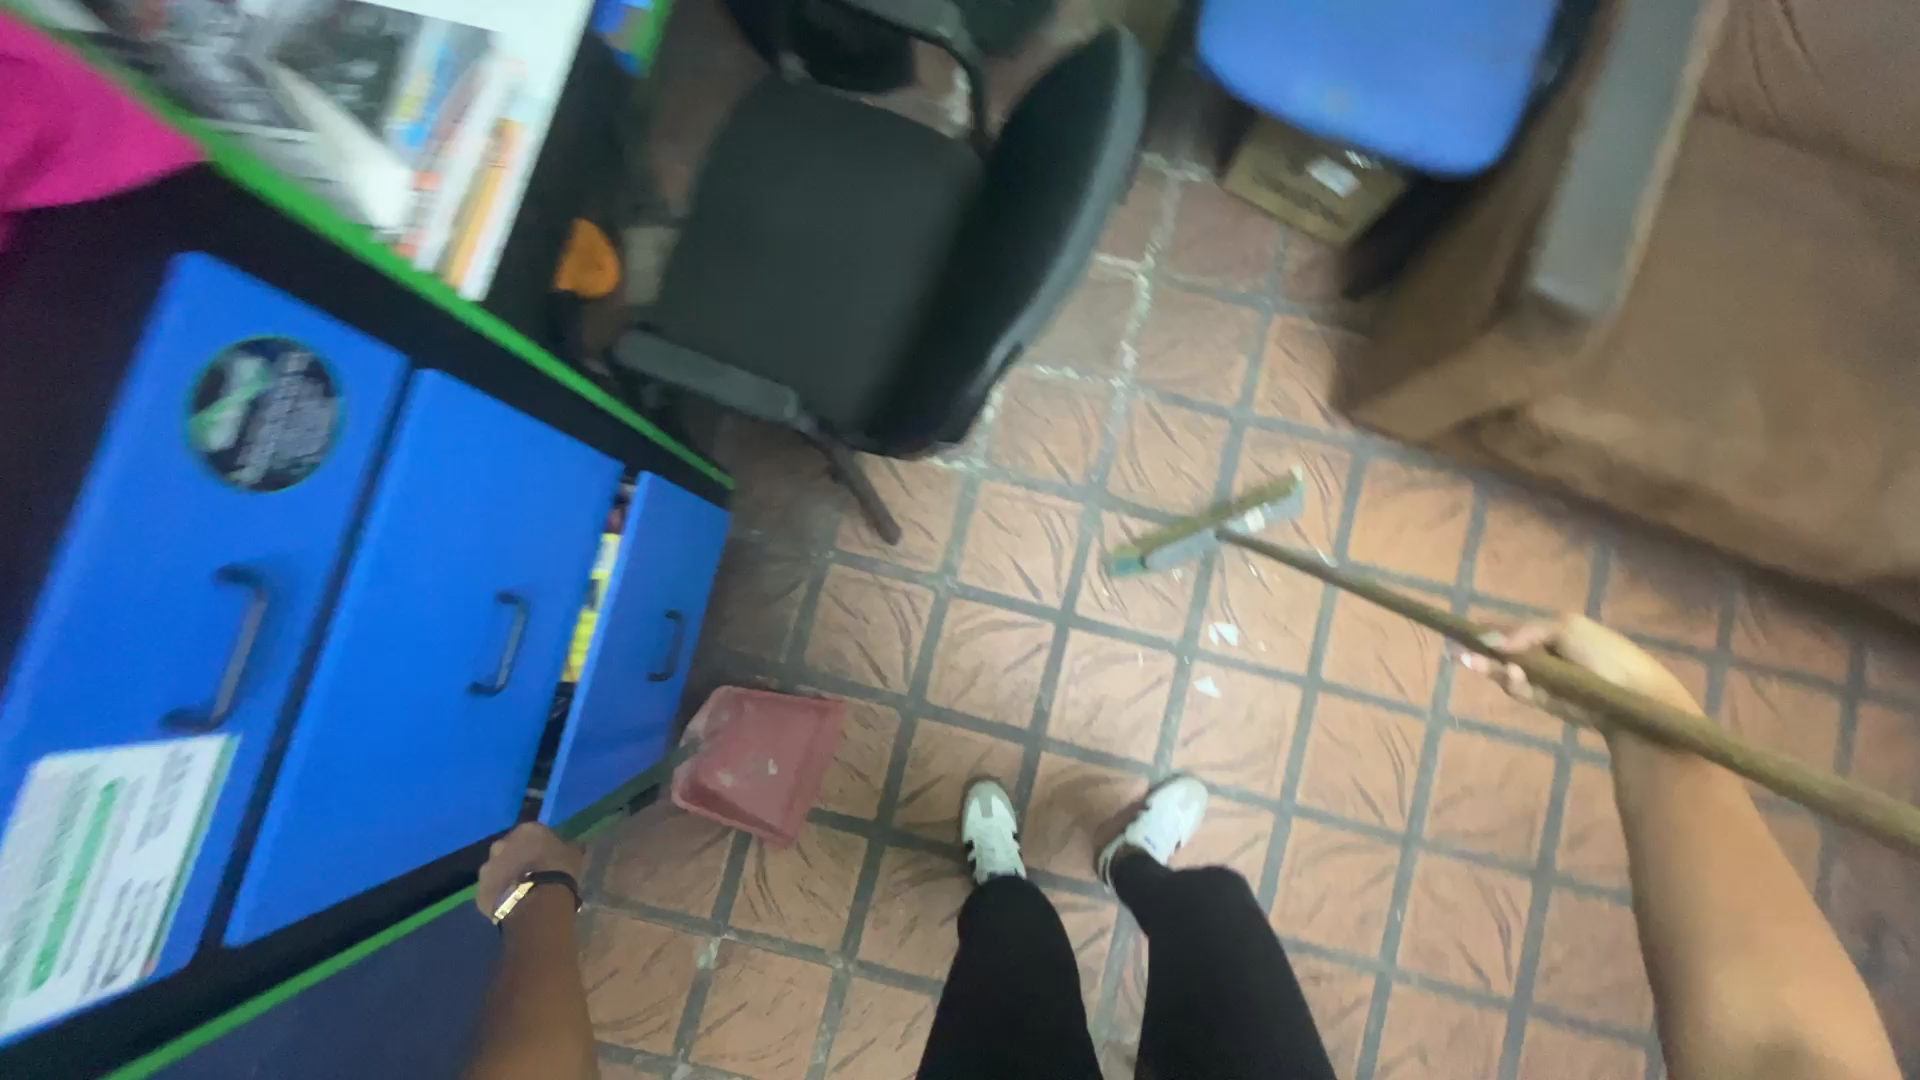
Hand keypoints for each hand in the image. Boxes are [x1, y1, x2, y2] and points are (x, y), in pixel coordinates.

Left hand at [477, 823, 585, 914]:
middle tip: (531, 870)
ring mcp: (487, 868)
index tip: (547, 853)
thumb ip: (570, 846)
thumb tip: (576, 845)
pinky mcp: (479, 891)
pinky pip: (491, 889)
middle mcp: (502, 844)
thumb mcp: (574, 853)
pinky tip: (512, 901)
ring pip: (497, 868)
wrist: (536, 902)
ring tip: (520, 888)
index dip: (539, 843)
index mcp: (526, 829)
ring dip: (506, 874)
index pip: (532, 831)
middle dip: (517, 856)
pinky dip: (499, 892)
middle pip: (509, 848)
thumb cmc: (558, 870)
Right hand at [1457, 614, 1703, 727]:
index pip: (1507, 630)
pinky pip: (1519, 691)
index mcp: (1549, 633)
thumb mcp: (1566, 627)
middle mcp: (1542, 655)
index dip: (1483, 631)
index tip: (1458, 633)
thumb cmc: (1606, 655)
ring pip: (1504, 672)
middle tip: (1455, 654)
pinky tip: (1510, 677)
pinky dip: (1511, 684)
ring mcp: (1542, 680)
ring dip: (1491, 669)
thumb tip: (1486, 639)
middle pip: (1500, 653)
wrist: (1636, 697)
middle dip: (1479, 652)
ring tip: (1475, 664)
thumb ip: (1523, 629)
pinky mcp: (1544, 702)